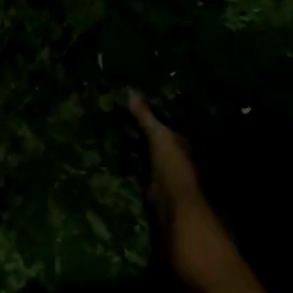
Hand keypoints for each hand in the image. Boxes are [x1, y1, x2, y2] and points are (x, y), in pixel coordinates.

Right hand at [126, 91, 202, 217]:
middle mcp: (174, 154)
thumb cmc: (172, 165)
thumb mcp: (158, 136)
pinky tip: (116, 157)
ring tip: (112, 134)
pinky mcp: (152, 184)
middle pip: (155, 138)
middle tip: (117, 117)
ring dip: (134, 147)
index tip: (132, 104)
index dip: (151, 114)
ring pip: (146, 153)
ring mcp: (163, 170)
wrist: (172, 201)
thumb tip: (131, 91)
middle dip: (141, 131)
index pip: (165, 123)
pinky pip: (138, 168)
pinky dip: (129, 163)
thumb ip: (146, 117)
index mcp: (180, 141)